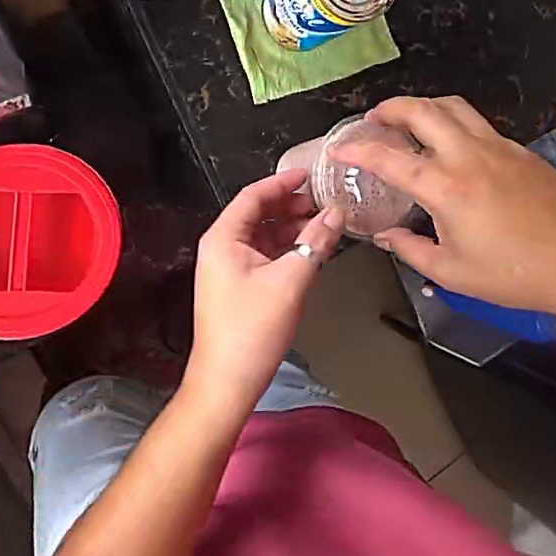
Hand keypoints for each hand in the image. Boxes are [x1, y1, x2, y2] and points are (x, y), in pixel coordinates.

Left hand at [186, 169, 343, 410]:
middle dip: (291, 206)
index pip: (253, 196)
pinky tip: (309, 251)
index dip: (282, 182)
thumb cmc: (249, 332)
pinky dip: (287, 249)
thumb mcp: (290, 281)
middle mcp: (221, 248)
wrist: (227, 381)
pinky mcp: (238, 287)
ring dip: (291, 228)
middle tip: (322, 201)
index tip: (308, 175)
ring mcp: (228, 268)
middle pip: (258, 214)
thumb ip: (315, 243)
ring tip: (322, 224)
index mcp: (223, 238)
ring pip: (263, 236)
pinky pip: (264, 256)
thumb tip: (334, 215)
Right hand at [331, 96, 555, 318]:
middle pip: (423, 110)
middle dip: (391, 108)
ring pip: (454, 107)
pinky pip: (479, 125)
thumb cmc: (517, 274)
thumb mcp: (452, 273)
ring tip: (409, 122)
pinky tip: (451, 149)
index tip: (340, 150)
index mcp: (447, 188)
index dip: (357, 150)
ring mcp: (499, 148)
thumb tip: (386, 236)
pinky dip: (454, 123)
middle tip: (374, 119)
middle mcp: (470, 157)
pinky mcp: (520, 152)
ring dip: (425, 107)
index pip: (390, 158)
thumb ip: (410, 249)